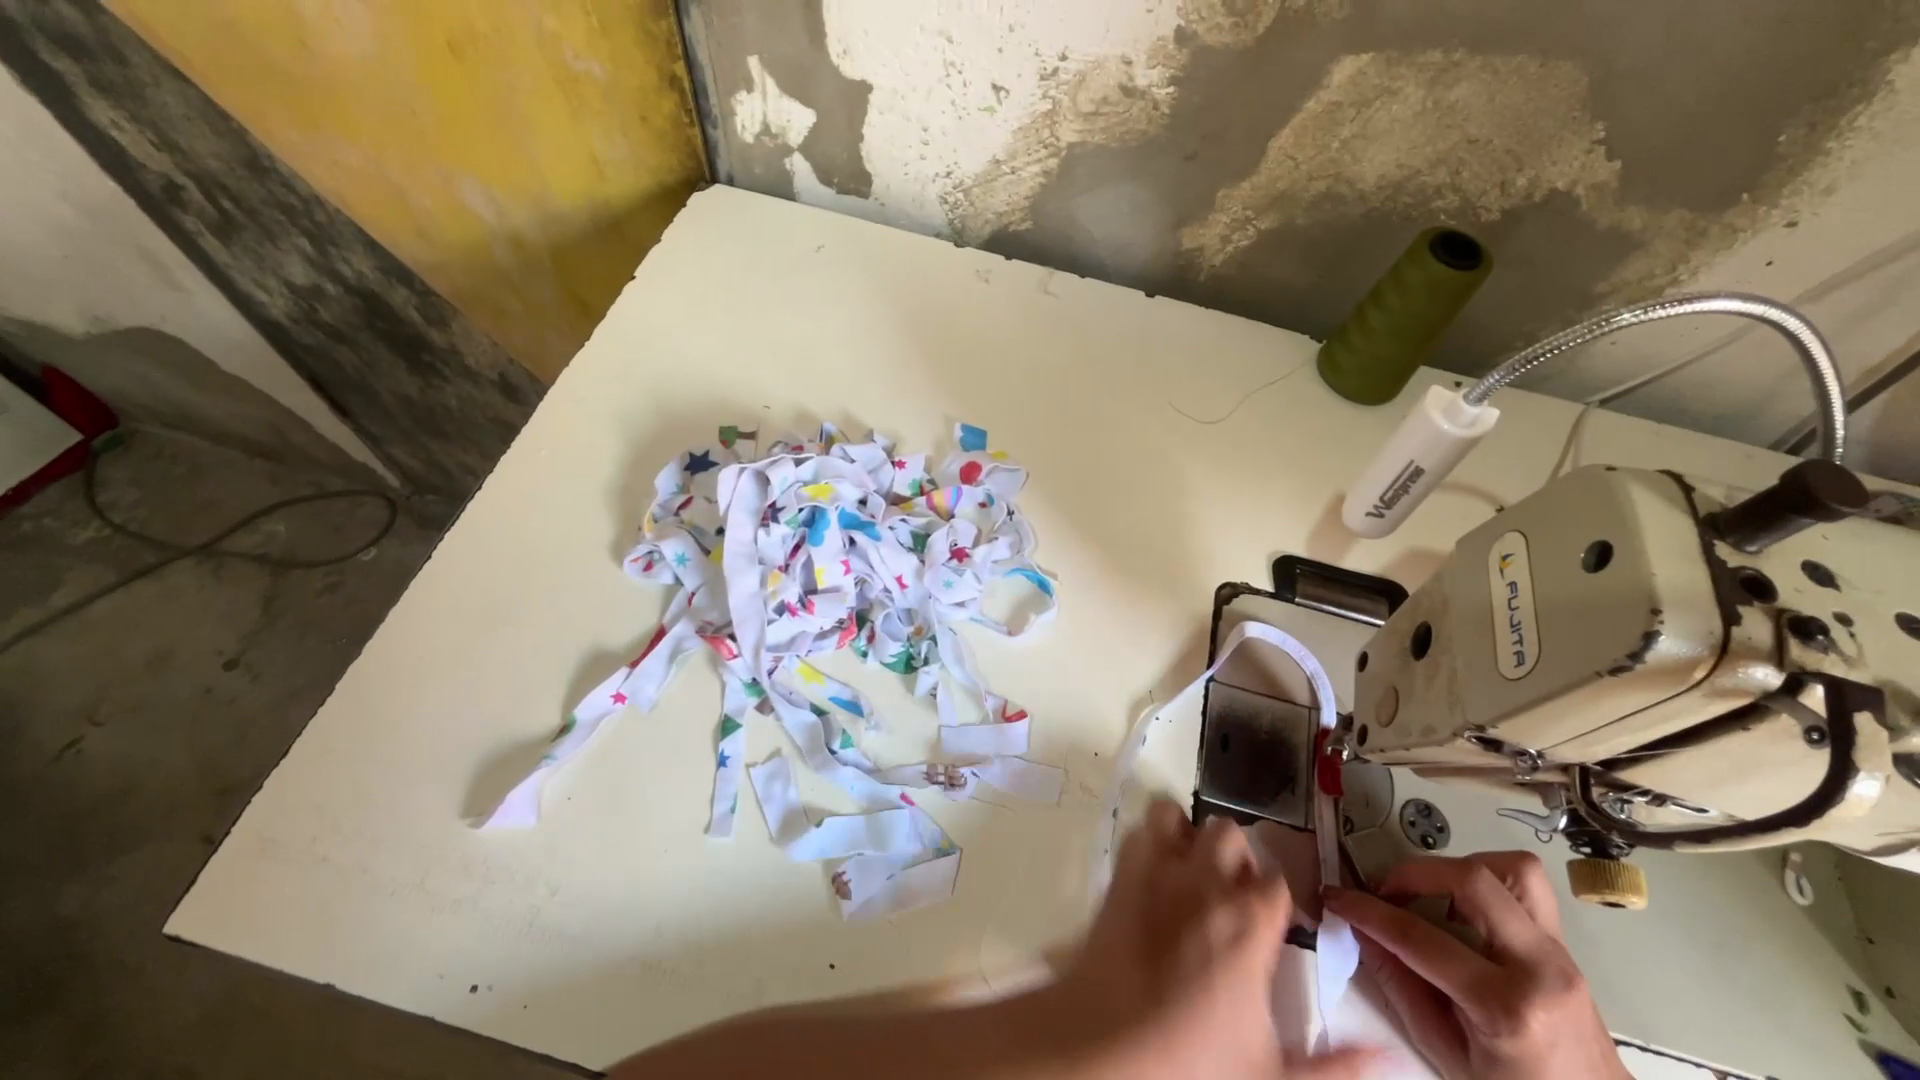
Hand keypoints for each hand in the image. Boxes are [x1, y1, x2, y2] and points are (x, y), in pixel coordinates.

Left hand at [1043, 799, 1378, 1079]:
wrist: (1109, 1046)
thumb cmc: (1193, 1059)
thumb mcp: (1271, 1071)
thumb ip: (1333, 1065)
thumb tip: (1388, 1059)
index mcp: (1253, 921)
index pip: (1278, 880)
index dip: (1272, 898)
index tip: (1266, 922)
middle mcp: (1210, 882)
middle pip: (1231, 835)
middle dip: (1232, 857)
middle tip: (1226, 896)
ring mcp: (1161, 871)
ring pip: (1182, 818)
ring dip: (1188, 836)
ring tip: (1188, 871)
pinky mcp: (1122, 873)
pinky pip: (1141, 829)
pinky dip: (1150, 837)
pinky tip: (1152, 868)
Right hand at [1324, 853, 1628, 1079]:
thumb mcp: (1445, 1053)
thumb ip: (1400, 988)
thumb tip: (1361, 931)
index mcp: (1506, 1006)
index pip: (1421, 938)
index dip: (1368, 911)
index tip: (1337, 897)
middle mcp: (1541, 966)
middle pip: (1473, 880)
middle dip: (1414, 873)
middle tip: (1383, 890)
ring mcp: (1561, 951)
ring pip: (1512, 868)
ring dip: (1458, 869)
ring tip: (1429, 895)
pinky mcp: (1564, 944)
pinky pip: (1524, 888)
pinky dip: (1483, 884)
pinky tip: (1459, 912)